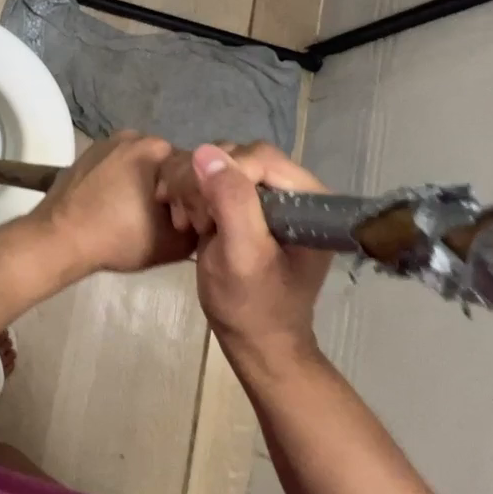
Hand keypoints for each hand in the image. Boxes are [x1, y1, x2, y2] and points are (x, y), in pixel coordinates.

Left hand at [30, 132, 191, 274]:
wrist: (59, 238)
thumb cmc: (118, 237)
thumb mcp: (175, 242)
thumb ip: (202, 224)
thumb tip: (210, 214)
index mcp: (155, 149)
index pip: (193, 169)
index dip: (195, 196)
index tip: (187, 219)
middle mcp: (131, 136)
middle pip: (165, 164)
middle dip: (169, 187)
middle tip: (165, 219)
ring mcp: (105, 142)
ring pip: (139, 164)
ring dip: (144, 183)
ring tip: (138, 214)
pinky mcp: (85, 155)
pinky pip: (116, 166)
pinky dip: (121, 181)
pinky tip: (115, 206)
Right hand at [159, 141, 333, 367]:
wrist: (253, 341)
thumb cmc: (252, 306)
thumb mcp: (241, 256)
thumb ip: (231, 202)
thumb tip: (206, 152)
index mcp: (308, 199)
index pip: (259, 157)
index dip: (224, 176)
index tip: (206, 215)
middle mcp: (291, 190)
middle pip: (235, 155)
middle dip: (203, 182)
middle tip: (193, 221)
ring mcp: (265, 196)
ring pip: (217, 161)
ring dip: (190, 187)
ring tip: (187, 221)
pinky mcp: (242, 204)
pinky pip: (207, 175)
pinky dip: (186, 191)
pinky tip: (184, 218)